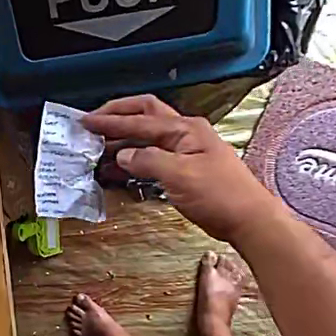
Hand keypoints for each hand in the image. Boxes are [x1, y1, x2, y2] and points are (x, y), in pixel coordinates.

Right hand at [83, 94, 282, 242]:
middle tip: (93, 122)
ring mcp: (187, 150)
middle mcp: (185, 133)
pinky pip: (153, 155)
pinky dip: (134, 158)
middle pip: (145, 115)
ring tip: (99, 146)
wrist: (249, 220)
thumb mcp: (180, 175)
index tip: (86, 122)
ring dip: (123, 138)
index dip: (111, 121)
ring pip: (148, 136)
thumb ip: (148, 161)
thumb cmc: (219, 195)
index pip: (140, 121)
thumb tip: (122, 155)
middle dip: (118, 116)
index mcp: (185, 129)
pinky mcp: (185, 168)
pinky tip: (118, 167)